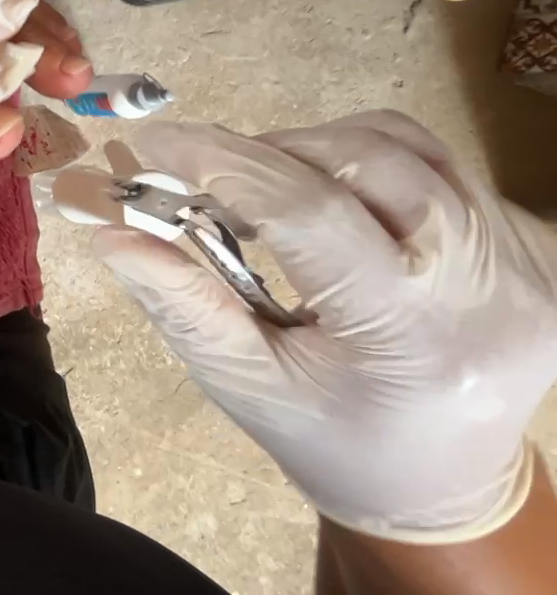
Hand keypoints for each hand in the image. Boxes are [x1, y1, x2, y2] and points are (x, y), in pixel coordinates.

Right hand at [95, 113, 556, 543]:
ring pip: (404, 146)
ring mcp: (524, 266)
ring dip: (308, 146)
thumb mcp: (235, 379)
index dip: (220, 163)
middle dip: (261, 151)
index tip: (153, 144)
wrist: (436, 479)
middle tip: (201, 177)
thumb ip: (175, 300)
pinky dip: (356, 156)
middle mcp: (490, 293)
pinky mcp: (526, 248)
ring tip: (257, 188)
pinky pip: (434, 160)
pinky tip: (319, 194)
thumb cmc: (324, 435)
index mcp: (414, 340)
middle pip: (367, 161)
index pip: (309, 213)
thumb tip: (108, 229)